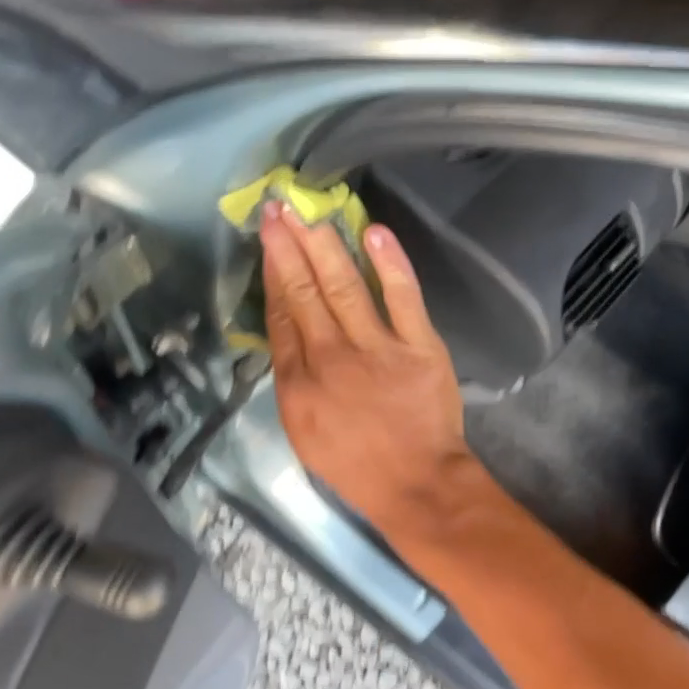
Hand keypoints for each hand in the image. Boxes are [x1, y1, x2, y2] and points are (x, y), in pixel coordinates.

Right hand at [260, 205, 483, 534]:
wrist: (415, 482)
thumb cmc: (357, 463)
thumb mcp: (304, 429)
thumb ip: (294, 380)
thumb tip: (289, 333)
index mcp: (298, 379)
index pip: (281, 311)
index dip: (274, 270)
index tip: (269, 237)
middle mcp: (331, 356)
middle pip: (305, 289)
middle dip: (291, 244)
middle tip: (280, 206)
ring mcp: (377, 348)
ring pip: (345, 285)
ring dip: (326, 243)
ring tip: (312, 211)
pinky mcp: (419, 346)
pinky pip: (403, 297)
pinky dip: (389, 263)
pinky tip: (374, 232)